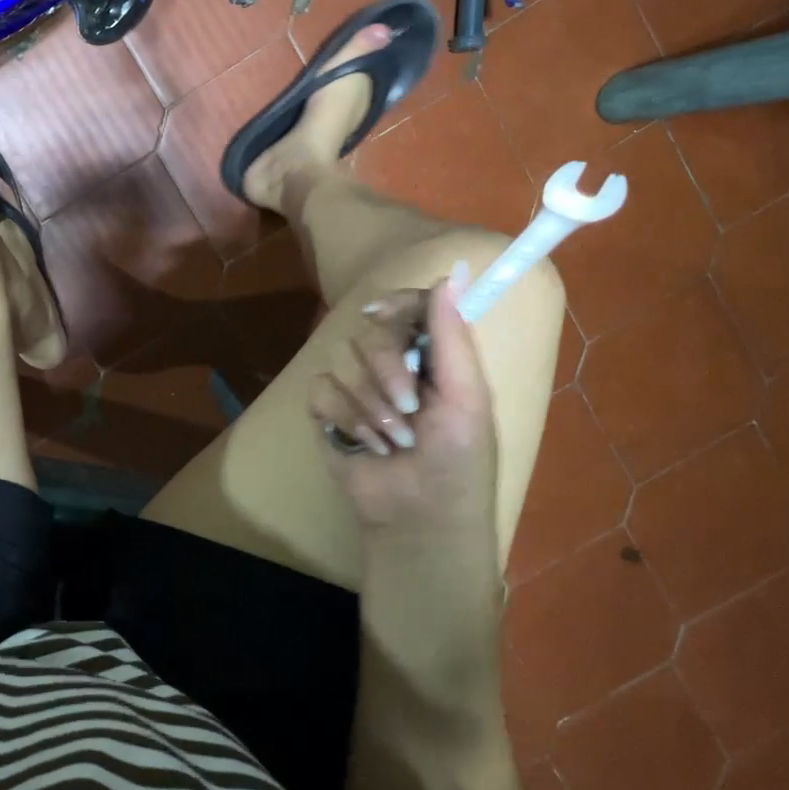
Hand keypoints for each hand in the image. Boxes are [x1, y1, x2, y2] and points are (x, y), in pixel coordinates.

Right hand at [312, 266, 497, 543]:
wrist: (419, 515)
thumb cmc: (458, 460)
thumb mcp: (466, 398)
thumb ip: (452, 337)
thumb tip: (449, 274)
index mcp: (433, 357)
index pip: (409, 308)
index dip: (395, 304)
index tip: (381, 313)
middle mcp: (394, 365)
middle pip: (372, 334)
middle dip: (387, 371)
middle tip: (408, 407)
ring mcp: (358, 387)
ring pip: (345, 364)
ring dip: (371, 406)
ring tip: (394, 440)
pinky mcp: (328, 411)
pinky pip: (322, 390)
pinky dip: (345, 417)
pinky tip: (366, 443)